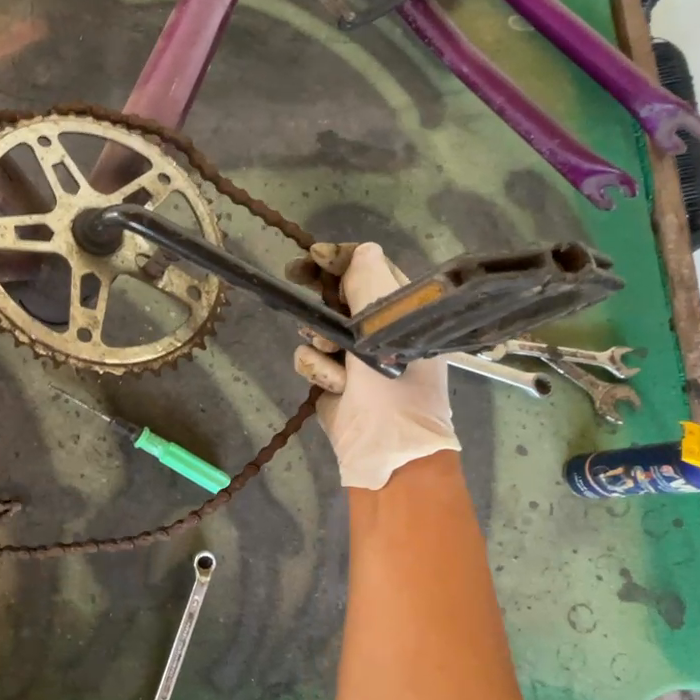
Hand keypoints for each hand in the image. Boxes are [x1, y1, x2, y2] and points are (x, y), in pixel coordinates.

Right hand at [291, 242, 459, 489]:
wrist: (384, 449)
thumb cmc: (394, 387)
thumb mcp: (384, 329)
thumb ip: (370, 284)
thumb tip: (362, 250)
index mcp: (406, 316)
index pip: (374, 272)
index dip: (344, 259)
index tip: (314, 255)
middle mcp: (380, 332)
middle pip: (340, 297)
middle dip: (320, 294)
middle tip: (293, 277)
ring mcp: (354, 358)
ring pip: (318, 329)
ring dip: (320, 340)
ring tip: (332, 356)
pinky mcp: (330, 381)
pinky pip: (309, 359)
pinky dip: (316, 370)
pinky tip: (332, 385)